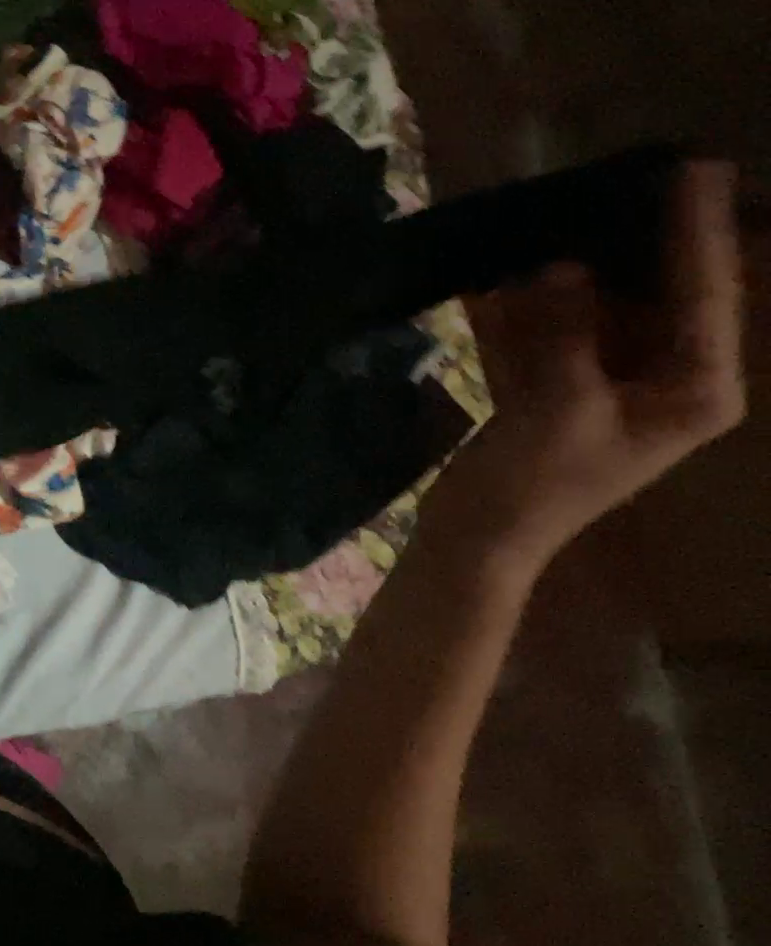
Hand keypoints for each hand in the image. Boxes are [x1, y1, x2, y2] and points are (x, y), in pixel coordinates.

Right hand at [450, 161, 745, 564]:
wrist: (474, 542)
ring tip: (544, 227)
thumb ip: (564, 334)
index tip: (691, 170)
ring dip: (561, 282)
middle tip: (612, 188)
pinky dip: (517, 318)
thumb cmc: (533, 487)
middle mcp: (659, 383)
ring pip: (589, 318)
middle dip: (626, 252)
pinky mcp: (547, 399)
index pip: (703, 297)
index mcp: (693, 391)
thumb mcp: (557, 407)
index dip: (694, 233)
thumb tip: (560, 265)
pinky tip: (491, 283)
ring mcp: (599, 390)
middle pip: (650, 301)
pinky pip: (541, 343)